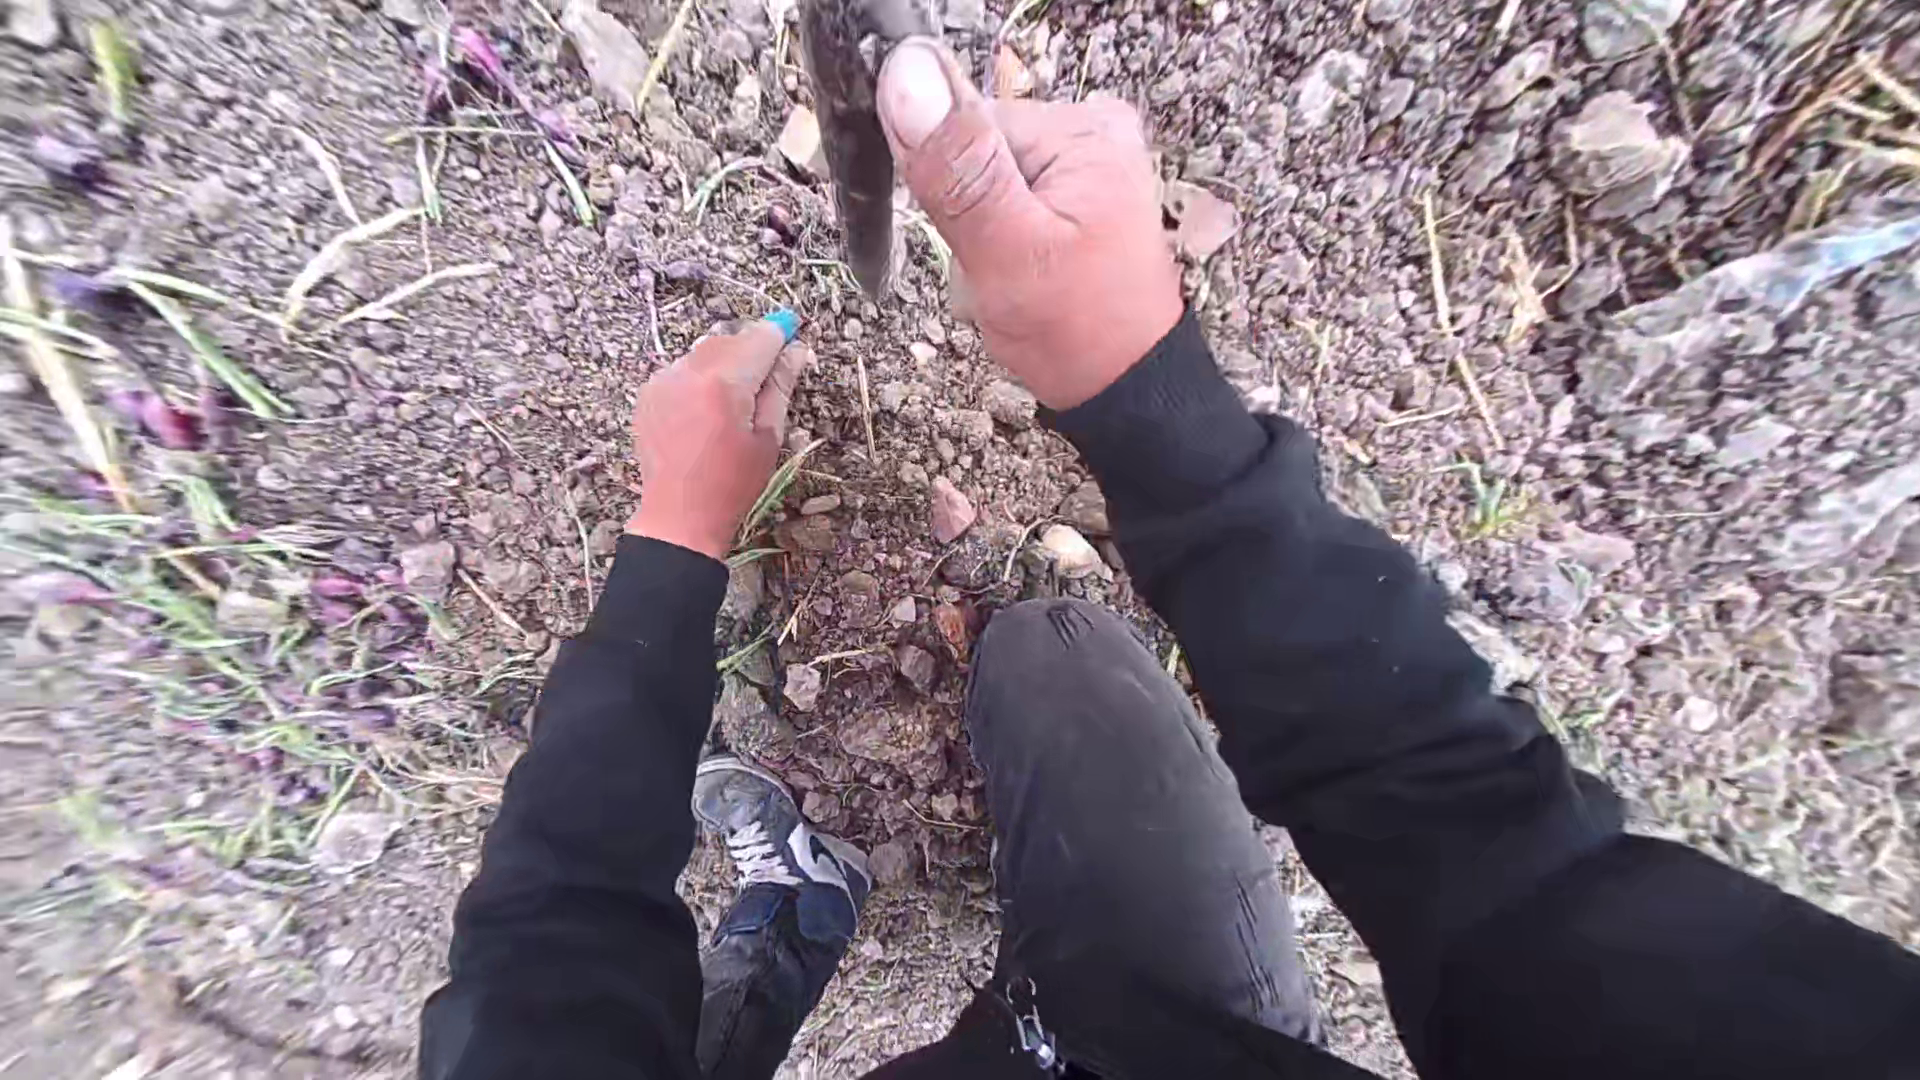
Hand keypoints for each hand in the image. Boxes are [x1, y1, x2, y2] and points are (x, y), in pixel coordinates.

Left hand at [626, 318, 810, 560]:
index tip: (795, 326)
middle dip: (754, 347)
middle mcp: (688, 371)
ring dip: (728, 360)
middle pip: (730, 338)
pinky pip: (684, 368)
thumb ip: (780, 387)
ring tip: (742, 395)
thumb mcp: (768, 436)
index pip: (759, 339)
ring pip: (705, 351)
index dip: (781, 332)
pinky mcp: (649, 392)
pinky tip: (713, 406)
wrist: (680, 515)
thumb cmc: (733, 483)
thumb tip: (796, 351)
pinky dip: (704, 375)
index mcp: (724, 383)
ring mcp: (663, 380)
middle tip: (775, 370)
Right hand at [876, 39, 1182, 409]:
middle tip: (1002, 278)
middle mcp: (1089, 138)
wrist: (1123, 389)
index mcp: (1080, 131)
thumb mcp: (1010, 256)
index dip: (949, 196)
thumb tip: (906, 78)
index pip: (966, 128)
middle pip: (974, 166)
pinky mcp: (1075, 210)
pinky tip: (1024, 287)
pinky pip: (1006, 222)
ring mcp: (1083, 177)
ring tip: (1017, 289)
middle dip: (971, 233)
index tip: (972, 247)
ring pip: (984, 201)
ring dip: (983, 254)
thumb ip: (959, 175)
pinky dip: (1001, 261)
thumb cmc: (1078, 333)